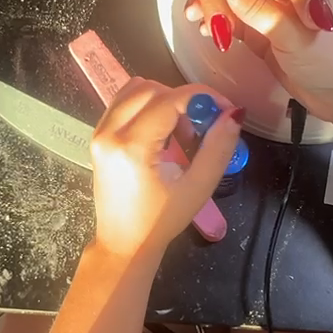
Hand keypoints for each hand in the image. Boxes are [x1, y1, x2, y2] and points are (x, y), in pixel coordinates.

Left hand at [89, 79, 241, 260]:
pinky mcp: (98, 135)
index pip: (170, 100)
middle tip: (200, 130)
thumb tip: (233, 114)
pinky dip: (148, 106)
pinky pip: (124, 102)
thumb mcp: (197, 188)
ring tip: (180, 133)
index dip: (203, 98)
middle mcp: (109, 133)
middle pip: (152, 89)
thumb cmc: (160, 221)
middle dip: (183, 101)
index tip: (225, 110)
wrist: (123, 243)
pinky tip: (162, 133)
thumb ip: (217, 148)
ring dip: (165, 101)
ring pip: (136, 90)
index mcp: (131, 147)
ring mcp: (99, 132)